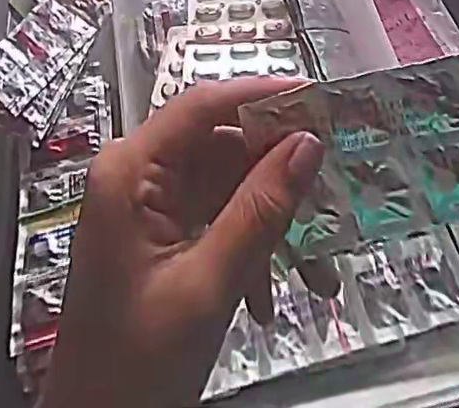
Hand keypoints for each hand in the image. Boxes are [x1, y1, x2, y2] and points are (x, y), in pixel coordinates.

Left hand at [41, 78, 323, 407]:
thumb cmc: (134, 364)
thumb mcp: (207, 284)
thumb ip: (259, 210)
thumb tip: (305, 145)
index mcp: (130, 169)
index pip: (201, 106)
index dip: (259, 94)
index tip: (314, 96)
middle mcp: (135, 172)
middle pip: (218, 145)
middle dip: (273, 173)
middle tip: (328, 192)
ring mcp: (147, 202)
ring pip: (225, 182)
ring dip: (268, 220)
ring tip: (310, 267)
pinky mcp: (160, 230)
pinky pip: (216, 214)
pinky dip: (248, 243)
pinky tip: (267, 293)